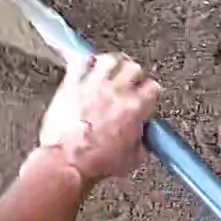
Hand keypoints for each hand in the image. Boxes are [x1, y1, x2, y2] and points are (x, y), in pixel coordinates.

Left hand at [23, 53, 160, 186]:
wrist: (67, 162)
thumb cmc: (96, 162)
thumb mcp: (133, 158)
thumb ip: (143, 141)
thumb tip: (143, 137)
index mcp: (136, 108)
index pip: (153, 87)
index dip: (150, 93)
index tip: (145, 98)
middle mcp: (117, 91)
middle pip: (134, 67)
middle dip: (134, 76)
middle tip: (129, 83)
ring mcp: (94, 85)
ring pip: (110, 59)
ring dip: (112, 65)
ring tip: (111, 72)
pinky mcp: (73, 84)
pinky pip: (82, 61)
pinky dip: (86, 63)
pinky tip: (87, 70)